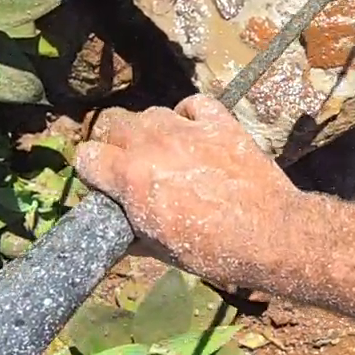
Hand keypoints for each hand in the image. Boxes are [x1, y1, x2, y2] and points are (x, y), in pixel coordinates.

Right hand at [75, 95, 302, 285]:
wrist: (268, 235)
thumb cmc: (213, 250)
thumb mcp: (161, 250)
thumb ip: (132, 233)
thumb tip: (120, 234)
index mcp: (131, 177)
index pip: (86, 156)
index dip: (94, 171)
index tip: (106, 183)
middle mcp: (153, 145)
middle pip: (116, 126)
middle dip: (119, 146)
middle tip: (135, 168)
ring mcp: (188, 130)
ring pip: (152, 114)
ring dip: (152, 131)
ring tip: (166, 152)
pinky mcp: (220, 123)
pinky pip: (194, 104)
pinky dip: (190, 114)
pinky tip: (195, 132)